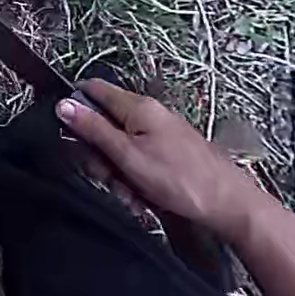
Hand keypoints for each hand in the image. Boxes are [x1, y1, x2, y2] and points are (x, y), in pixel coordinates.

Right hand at [58, 79, 274, 239]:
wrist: (230, 206)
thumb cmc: (180, 180)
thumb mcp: (127, 156)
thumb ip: (93, 129)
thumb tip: (63, 104)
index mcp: (137, 106)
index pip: (92, 90)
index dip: (76, 109)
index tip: (73, 137)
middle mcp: (148, 114)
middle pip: (104, 124)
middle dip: (100, 154)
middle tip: (108, 177)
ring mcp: (159, 133)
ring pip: (120, 146)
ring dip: (117, 173)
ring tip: (132, 195)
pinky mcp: (168, 152)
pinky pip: (138, 160)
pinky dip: (135, 179)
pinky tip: (144, 198)